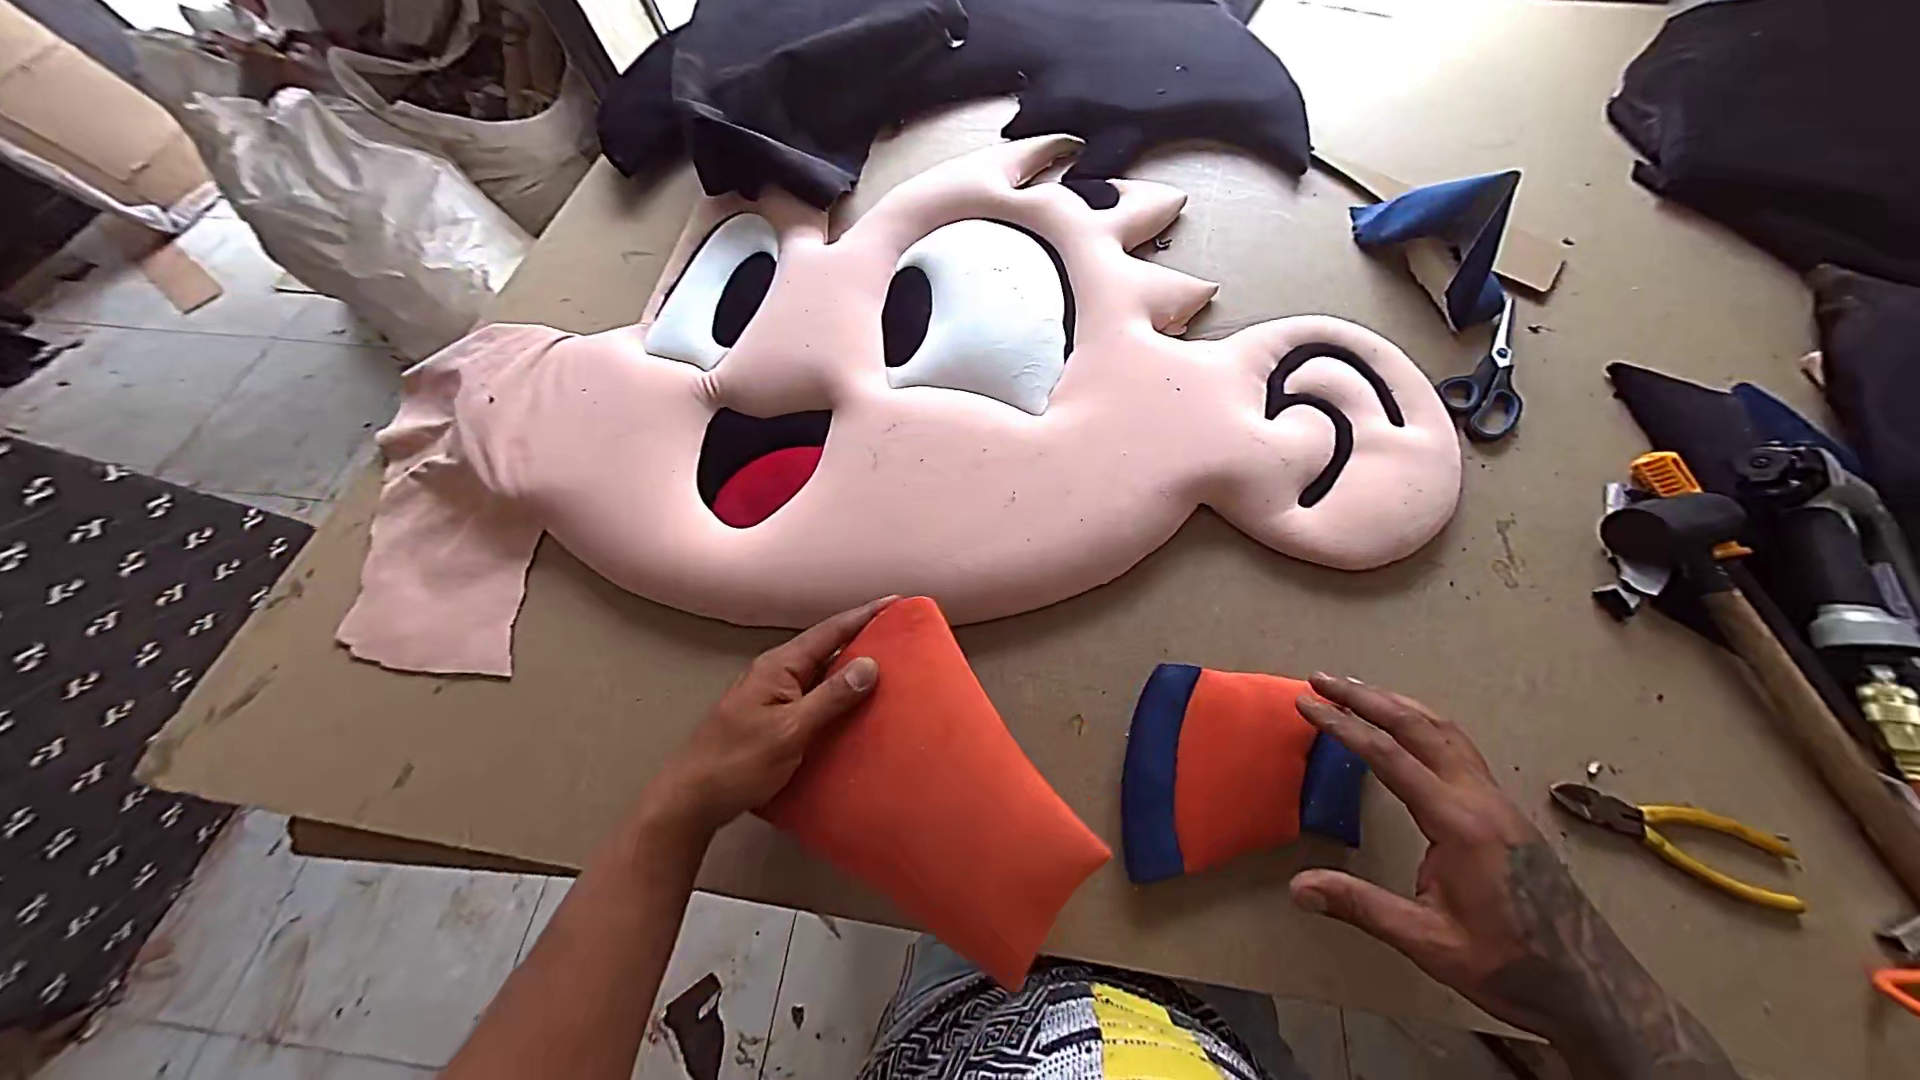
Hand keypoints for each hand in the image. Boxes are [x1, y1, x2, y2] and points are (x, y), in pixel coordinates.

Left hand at [639, 597, 895, 835]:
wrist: (688, 801)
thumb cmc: (736, 763)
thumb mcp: (790, 730)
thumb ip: (831, 697)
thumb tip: (870, 664)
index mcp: (779, 666)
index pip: (830, 631)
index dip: (864, 615)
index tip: (895, 602)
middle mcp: (777, 673)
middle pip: (827, 647)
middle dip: (863, 636)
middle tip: (900, 633)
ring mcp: (774, 695)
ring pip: (822, 672)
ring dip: (852, 667)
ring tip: (889, 665)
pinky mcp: (775, 717)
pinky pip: (815, 695)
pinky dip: (839, 693)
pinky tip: (856, 705)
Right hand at [1289, 674, 1734, 1077]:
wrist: (1595, 991)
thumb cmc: (1510, 964)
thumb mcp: (1429, 941)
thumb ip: (1361, 905)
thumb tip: (1297, 887)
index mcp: (1459, 823)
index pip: (1389, 755)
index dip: (1342, 725)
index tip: (1307, 703)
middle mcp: (1479, 800)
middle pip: (1418, 727)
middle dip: (1365, 697)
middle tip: (1322, 680)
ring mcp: (1496, 801)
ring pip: (1444, 730)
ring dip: (1396, 703)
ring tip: (1356, 688)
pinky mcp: (1502, 809)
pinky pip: (1458, 746)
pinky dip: (1421, 721)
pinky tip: (1407, 726)